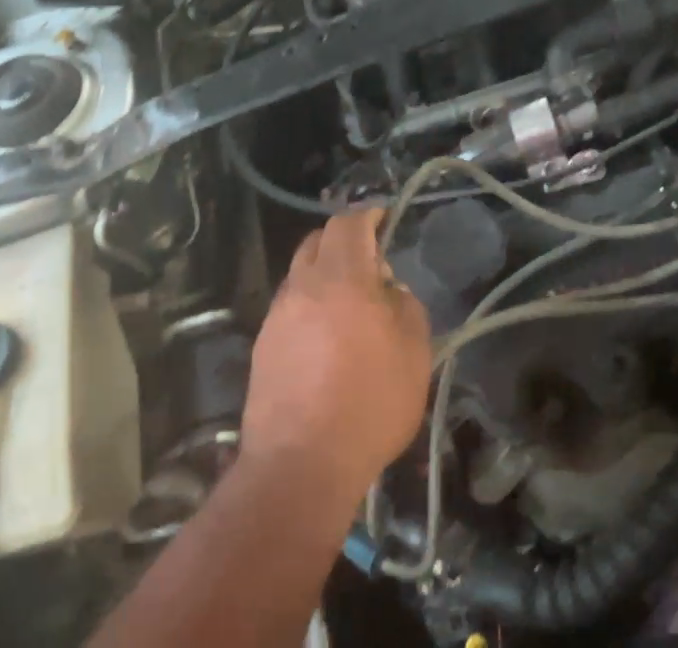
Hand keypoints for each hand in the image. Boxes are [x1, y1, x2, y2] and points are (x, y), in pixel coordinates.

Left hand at [240, 209, 432, 497]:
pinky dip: (311, 305)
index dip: (367, 214)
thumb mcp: (414, 354)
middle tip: (373, 266)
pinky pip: (291, 307)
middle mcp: (302, 287)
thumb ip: (405, 308)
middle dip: (344, 241)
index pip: (348, 224)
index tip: (384, 218)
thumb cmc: (370, 405)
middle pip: (317, 242)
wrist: (301, 463)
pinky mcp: (263, 345)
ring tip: (352, 307)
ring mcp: (277, 316)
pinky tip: (329, 338)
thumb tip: (389, 290)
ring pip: (301, 275)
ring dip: (326, 275)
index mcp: (342, 279)